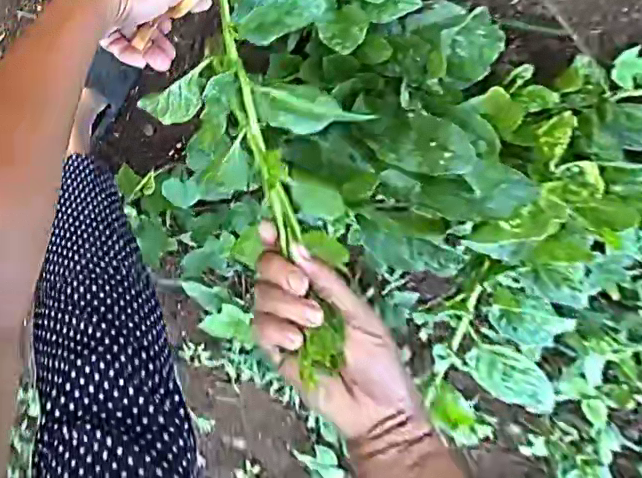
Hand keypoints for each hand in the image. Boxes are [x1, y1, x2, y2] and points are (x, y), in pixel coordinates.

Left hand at [77, 0, 210, 71]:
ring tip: (162, 65)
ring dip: (150, 50)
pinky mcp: (98, 29)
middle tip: (171, 55)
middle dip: (161, 38)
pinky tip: (141, 62)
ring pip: (133, 34)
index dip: (170, 12)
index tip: (177, 26)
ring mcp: (110, 12)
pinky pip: (117, 43)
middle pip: (146, 19)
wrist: (95, 4)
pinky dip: (130, 53)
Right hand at [253, 223, 436, 455]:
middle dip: (279, 271)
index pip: (286, 254)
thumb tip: (296, 248)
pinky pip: (261, 328)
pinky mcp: (275, 352)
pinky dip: (276, 329)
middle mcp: (292, 298)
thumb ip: (328, 282)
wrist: (380, 413)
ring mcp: (282, 324)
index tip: (268, 229)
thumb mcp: (360, 313)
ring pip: (261, 295)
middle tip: (302, 286)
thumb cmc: (378, 360)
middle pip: (265, 268)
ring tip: (314, 322)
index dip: (273, 239)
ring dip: (285, 304)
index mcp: (314, 284)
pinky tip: (296, 341)